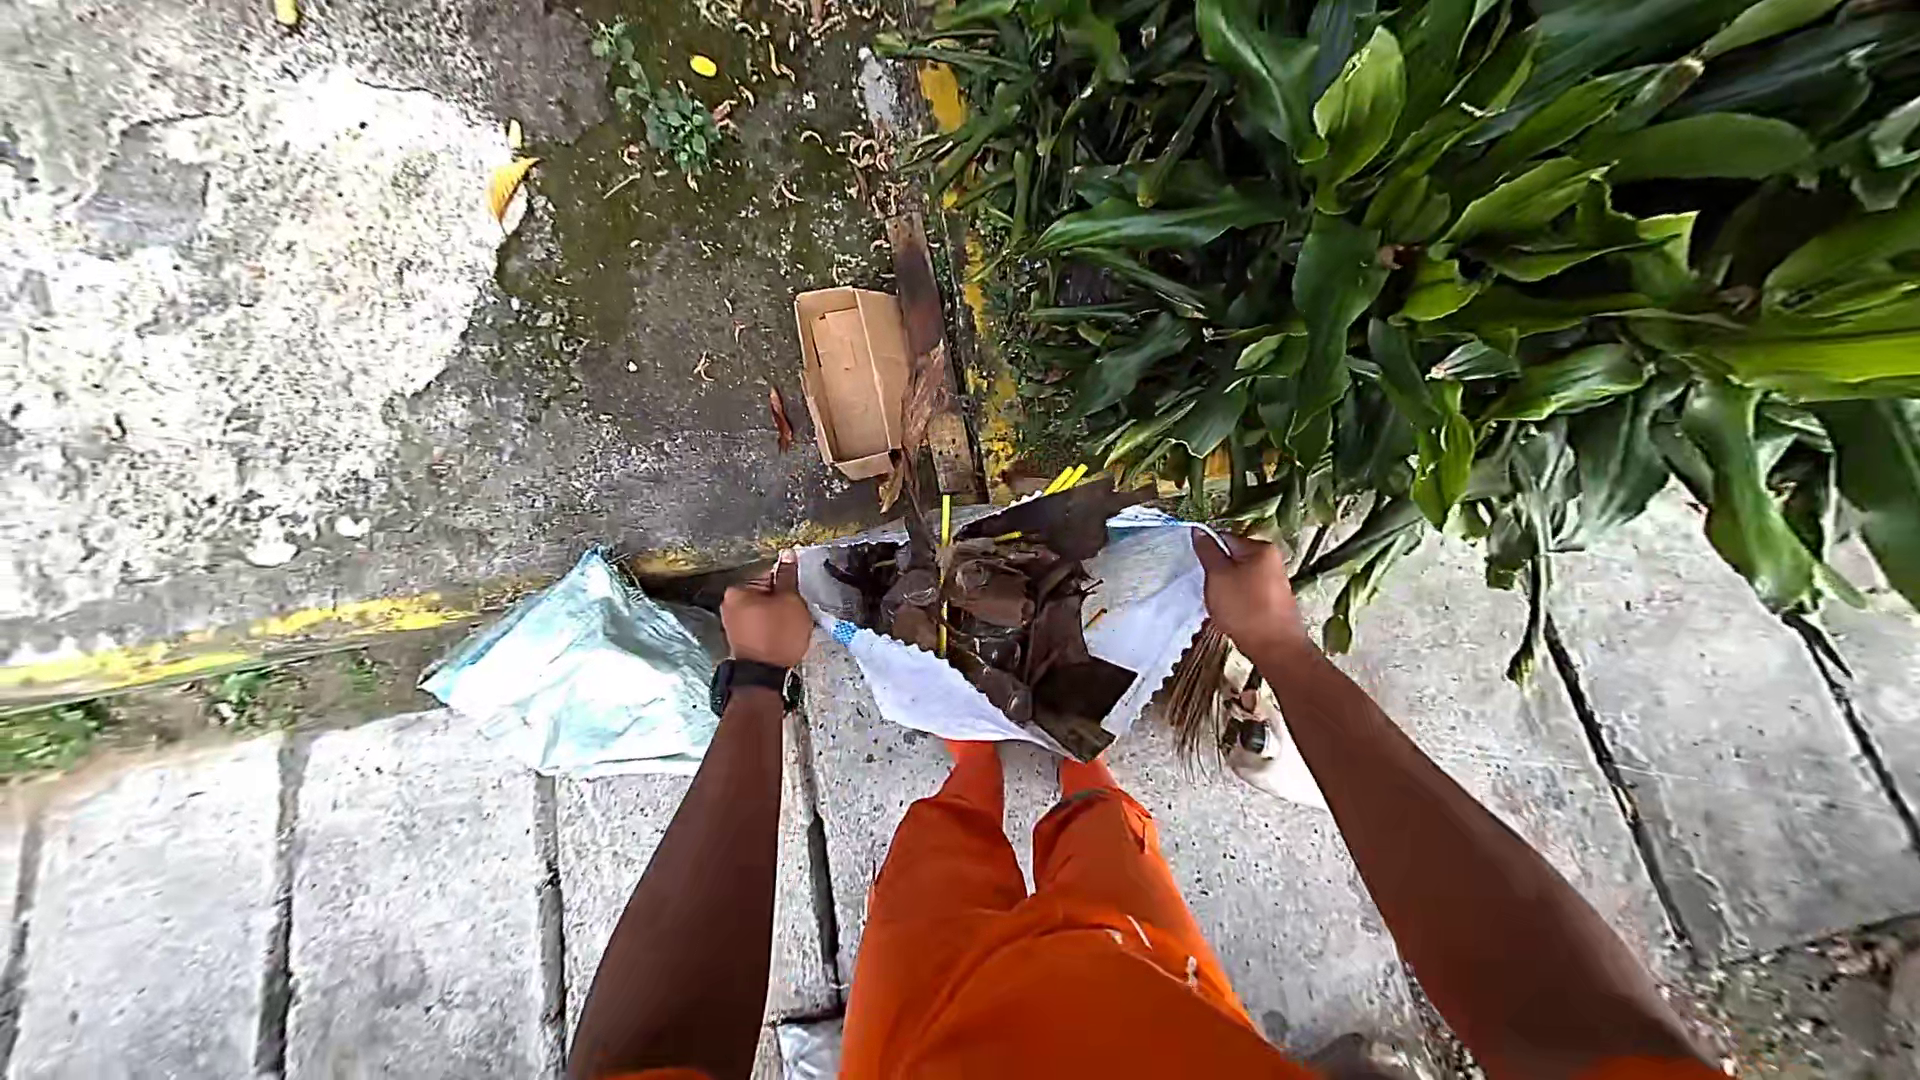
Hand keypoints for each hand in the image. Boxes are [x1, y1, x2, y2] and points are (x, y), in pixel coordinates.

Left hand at [721, 550, 812, 667]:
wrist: (765, 674)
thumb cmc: (777, 635)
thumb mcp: (789, 600)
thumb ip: (787, 576)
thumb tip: (787, 554)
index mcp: (738, 591)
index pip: (768, 574)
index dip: (787, 583)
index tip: (797, 594)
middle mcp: (729, 604)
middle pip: (764, 591)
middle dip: (782, 599)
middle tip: (796, 610)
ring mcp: (733, 623)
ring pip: (763, 608)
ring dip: (778, 613)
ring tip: (790, 624)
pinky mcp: (741, 637)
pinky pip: (760, 623)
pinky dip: (772, 625)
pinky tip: (782, 634)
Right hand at [1191, 531, 1311, 662]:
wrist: (1274, 647)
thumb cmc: (1244, 607)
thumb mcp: (1218, 575)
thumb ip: (1207, 551)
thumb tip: (1198, 530)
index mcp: (1261, 548)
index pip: (1224, 538)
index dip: (1208, 553)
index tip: (1201, 570)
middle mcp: (1271, 559)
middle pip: (1231, 557)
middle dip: (1216, 571)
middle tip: (1209, 587)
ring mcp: (1273, 580)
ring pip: (1237, 575)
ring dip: (1224, 586)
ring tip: (1220, 601)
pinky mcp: (1271, 598)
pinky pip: (1246, 590)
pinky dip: (1235, 597)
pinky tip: (1231, 611)